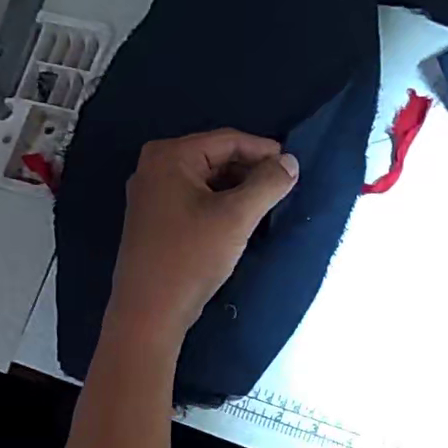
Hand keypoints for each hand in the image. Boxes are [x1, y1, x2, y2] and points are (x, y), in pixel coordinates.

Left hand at [106, 130, 299, 344]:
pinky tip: (243, 220)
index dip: (265, 151)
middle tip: (285, 189)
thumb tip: (291, 162)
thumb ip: (268, 184)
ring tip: (269, 206)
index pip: (228, 140)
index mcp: (171, 156)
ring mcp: (154, 193)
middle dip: (252, 170)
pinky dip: (224, 203)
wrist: (152, 308)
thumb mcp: (237, 217)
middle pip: (217, 157)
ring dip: (240, 189)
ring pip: (209, 180)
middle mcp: (157, 166)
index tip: (295, 168)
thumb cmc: (191, 256)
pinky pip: (198, 198)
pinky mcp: (158, 218)